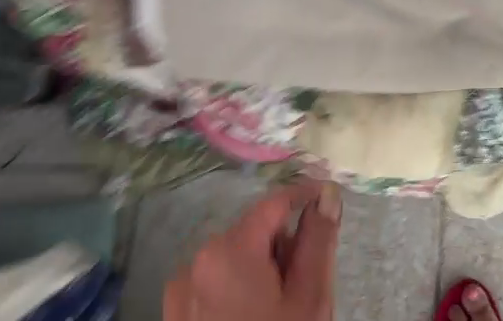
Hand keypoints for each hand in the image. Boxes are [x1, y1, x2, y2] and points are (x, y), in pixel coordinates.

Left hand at [163, 182, 339, 320]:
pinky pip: (214, 284)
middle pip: (254, 232)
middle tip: (302, 282)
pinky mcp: (174, 317)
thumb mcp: (309, 296)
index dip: (305, 196)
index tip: (328, 197)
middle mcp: (195, 262)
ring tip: (279, 307)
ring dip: (261, 269)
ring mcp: (179, 292)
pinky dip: (238, 290)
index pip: (275, 203)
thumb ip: (319, 238)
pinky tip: (255, 317)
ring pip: (235, 258)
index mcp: (228, 250)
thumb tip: (326, 194)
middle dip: (283, 247)